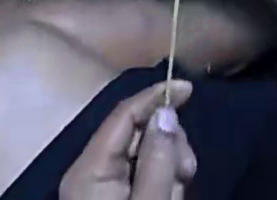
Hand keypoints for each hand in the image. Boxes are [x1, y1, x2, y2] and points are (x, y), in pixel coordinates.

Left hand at [59, 81, 197, 199]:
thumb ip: (159, 159)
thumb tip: (165, 112)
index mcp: (89, 169)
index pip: (124, 113)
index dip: (157, 94)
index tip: (189, 87)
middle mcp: (88, 170)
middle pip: (137, 130)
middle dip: (168, 141)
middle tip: (187, 169)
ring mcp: (97, 185)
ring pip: (143, 150)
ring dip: (168, 163)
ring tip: (177, 190)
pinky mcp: (107, 197)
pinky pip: (140, 171)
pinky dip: (160, 177)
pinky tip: (168, 194)